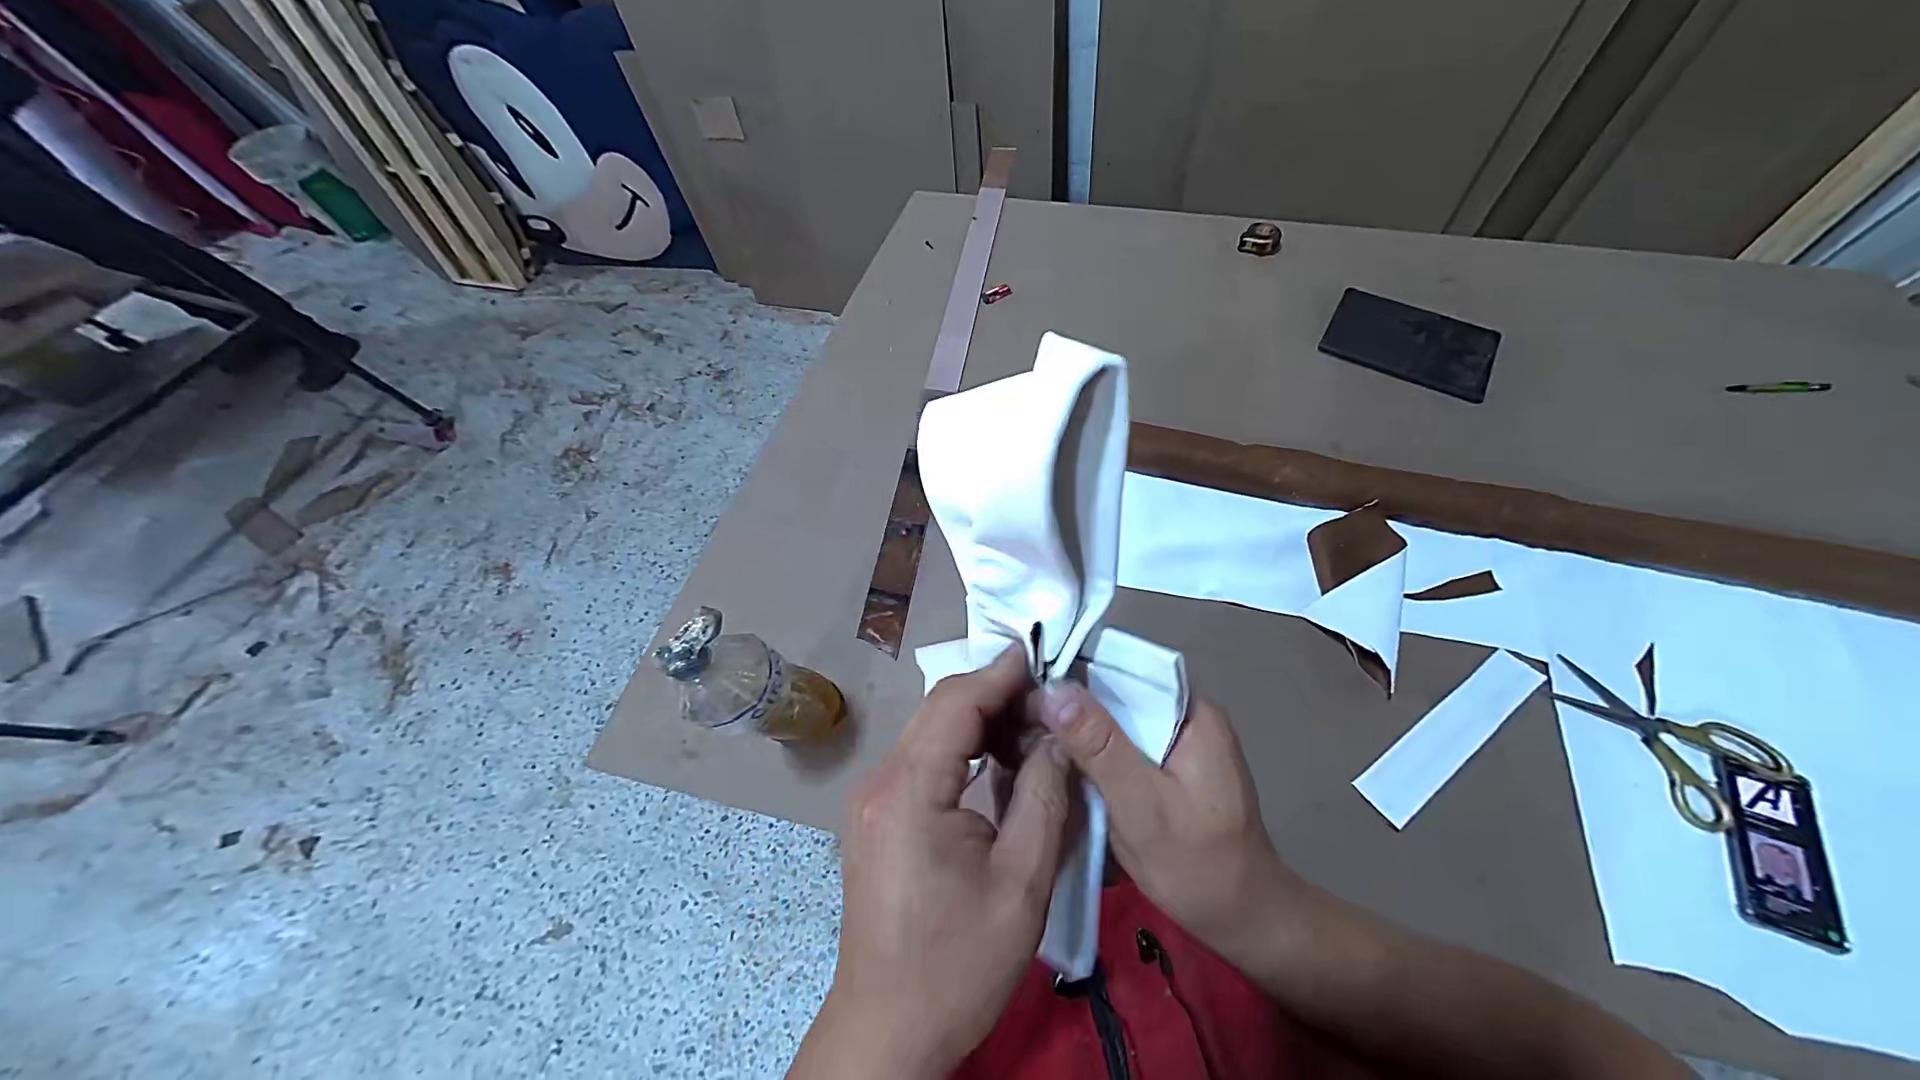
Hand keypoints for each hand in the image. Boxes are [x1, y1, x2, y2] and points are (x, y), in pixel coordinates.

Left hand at [790, 646, 1070, 1079]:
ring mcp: (873, 798)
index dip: (1002, 673)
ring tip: (1032, 722)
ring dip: (978, 720)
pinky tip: (998, 758)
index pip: (957, 703)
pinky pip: (922, 760)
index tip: (1043, 653)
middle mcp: (881, 781)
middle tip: (1048, 692)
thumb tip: (1057, 735)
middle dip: (994, 692)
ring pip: (930, 732)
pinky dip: (961, 748)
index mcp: (911, 789)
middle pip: (939, 710)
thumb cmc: (960, 962)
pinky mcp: (877, 816)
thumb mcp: (1022, 880)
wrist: (890, 1026)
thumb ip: (1045, 796)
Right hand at [1035, 682, 1293, 962]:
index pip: (1123, 673)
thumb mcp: (1141, 804)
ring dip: (1079, 736)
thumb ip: (1099, 746)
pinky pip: (1123, 750)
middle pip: (1117, 698)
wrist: (1244, 924)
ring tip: (1029, 742)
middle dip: (1071, 710)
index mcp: (1192, 713)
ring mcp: (1178, 746)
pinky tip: (1062, 769)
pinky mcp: (1168, 771)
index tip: (1027, 696)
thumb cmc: (1198, 866)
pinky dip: (1094, 758)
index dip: (1073, 680)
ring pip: (1116, 726)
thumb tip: (1052, 690)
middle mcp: (1187, 719)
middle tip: (1019, 724)